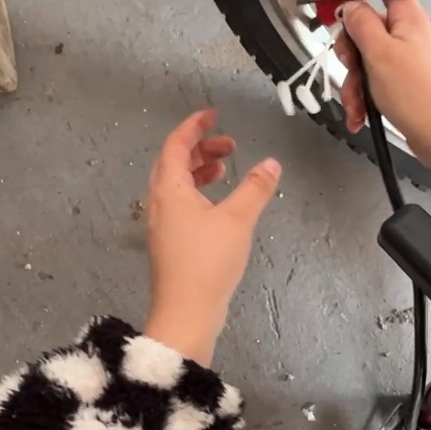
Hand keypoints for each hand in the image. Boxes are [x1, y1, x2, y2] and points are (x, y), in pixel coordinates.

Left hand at [143, 110, 280, 365]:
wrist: (186, 314)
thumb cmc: (207, 262)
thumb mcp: (238, 220)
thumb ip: (255, 188)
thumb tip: (271, 163)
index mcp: (170, 190)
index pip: (176, 145)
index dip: (194, 127)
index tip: (212, 115)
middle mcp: (159, 203)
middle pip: (173, 163)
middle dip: (199, 148)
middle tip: (229, 145)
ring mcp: (161, 224)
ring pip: (176, 185)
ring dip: (199, 171)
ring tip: (225, 169)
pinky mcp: (169, 243)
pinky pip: (179, 204)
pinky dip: (197, 192)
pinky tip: (219, 205)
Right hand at [332, 0, 430, 155]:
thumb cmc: (414, 91)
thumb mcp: (379, 53)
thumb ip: (360, 23)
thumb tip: (349, 5)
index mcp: (406, 17)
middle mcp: (406, 33)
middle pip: (365, 24)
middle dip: (348, 48)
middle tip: (348, 64)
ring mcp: (403, 57)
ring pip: (364, 56)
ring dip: (353, 80)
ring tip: (356, 104)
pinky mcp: (400, 80)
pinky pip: (372, 79)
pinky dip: (362, 96)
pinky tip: (359, 116)